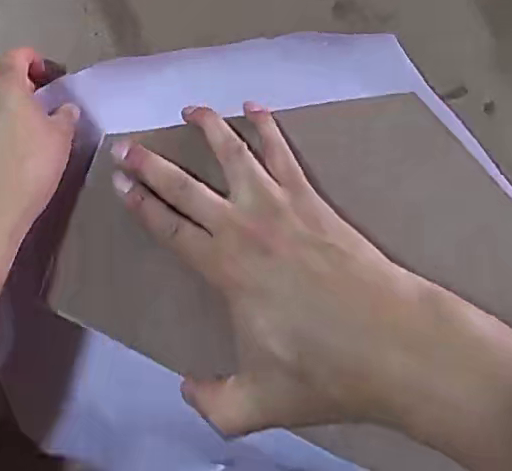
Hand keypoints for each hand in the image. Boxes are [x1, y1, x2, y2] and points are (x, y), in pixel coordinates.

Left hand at [0, 49, 78, 260]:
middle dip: (17, 77)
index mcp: (4, 84)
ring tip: (24, 124)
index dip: (36, 60)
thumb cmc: (27, 168)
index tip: (52, 79)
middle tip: (39, 98)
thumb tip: (65, 108)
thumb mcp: (60, 139)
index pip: (17, 55)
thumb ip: (65, 116)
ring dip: (2, 100)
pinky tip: (5, 147)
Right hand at [111, 103, 454, 436]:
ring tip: (191, 109)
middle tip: (128, 144)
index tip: (119, 182)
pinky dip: (266, 125)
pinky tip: (254, 107)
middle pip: (187, 186)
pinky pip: (282, 151)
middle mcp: (244, 226)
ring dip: (209, 127)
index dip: (141, 204)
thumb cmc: (326, 370)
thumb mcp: (261, 404)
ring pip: (233, 153)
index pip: (170, 228)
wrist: (392, 342)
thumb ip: (216, 404)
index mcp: (225, 268)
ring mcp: (278, 204)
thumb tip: (186, 391)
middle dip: (152, 163)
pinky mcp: (309, 195)